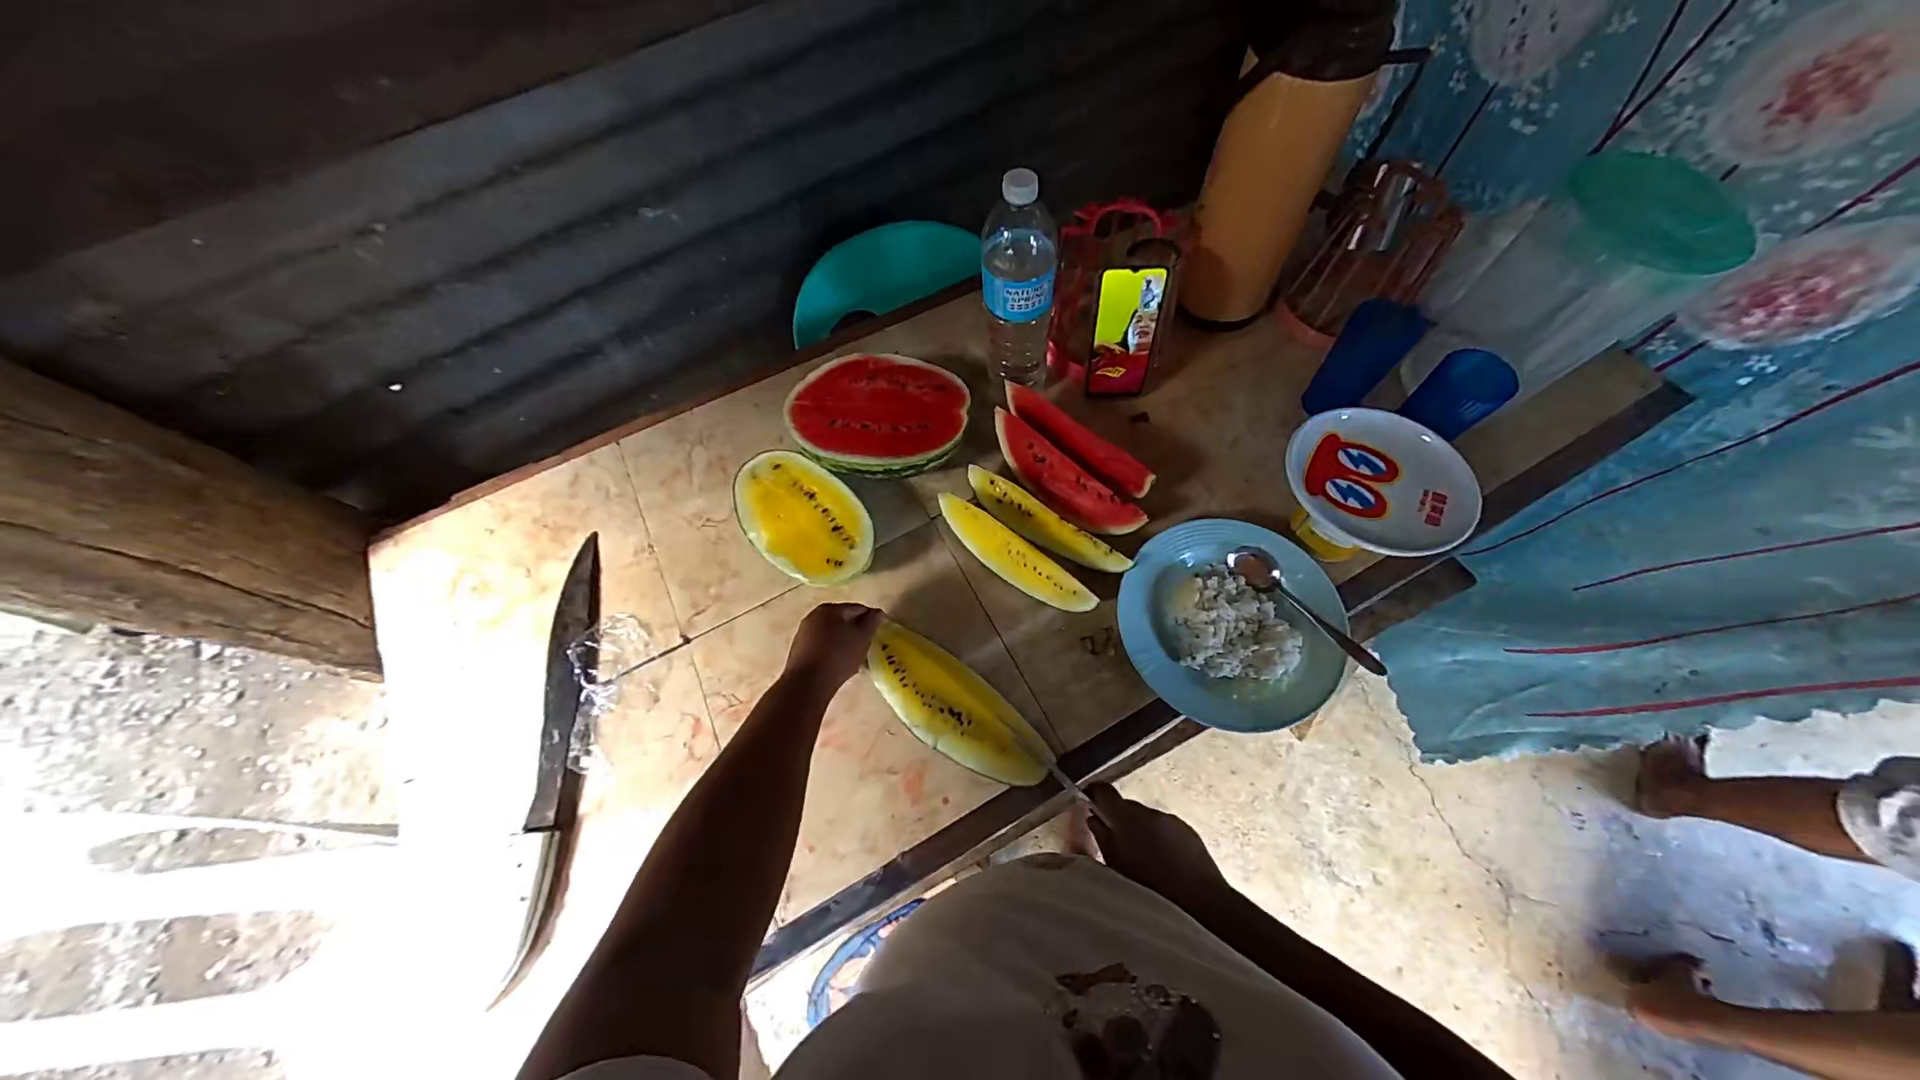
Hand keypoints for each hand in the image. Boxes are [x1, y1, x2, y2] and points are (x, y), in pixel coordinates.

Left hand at [783, 603, 883, 690]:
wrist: (808, 683)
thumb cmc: (839, 655)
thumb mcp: (862, 637)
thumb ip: (872, 622)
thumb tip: (878, 612)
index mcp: (829, 609)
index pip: (857, 609)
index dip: (871, 619)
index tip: (879, 632)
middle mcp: (813, 617)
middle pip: (842, 621)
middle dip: (857, 632)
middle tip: (868, 646)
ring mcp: (803, 634)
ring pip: (832, 635)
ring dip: (845, 644)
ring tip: (856, 659)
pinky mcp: (799, 651)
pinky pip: (822, 648)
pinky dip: (833, 653)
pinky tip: (840, 666)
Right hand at [1086, 782, 1230, 911]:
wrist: (1201, 903)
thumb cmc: (1150, 888)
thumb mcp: (1115, 866)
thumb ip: (1101, 837)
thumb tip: (1094, 819)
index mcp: (1127, 817)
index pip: (1104, 791)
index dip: (1093, 794)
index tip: (1088, 802)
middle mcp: (1150, 812)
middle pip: (1127, 806)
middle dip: (1119, 820)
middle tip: (1114, 843)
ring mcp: (1172, 821)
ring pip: (1147, 819)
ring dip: (1140, 831)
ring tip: (1140, 859)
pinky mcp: (1190, 833)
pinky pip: (1166, 830)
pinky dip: (1159, 840)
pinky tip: (1161, 864)